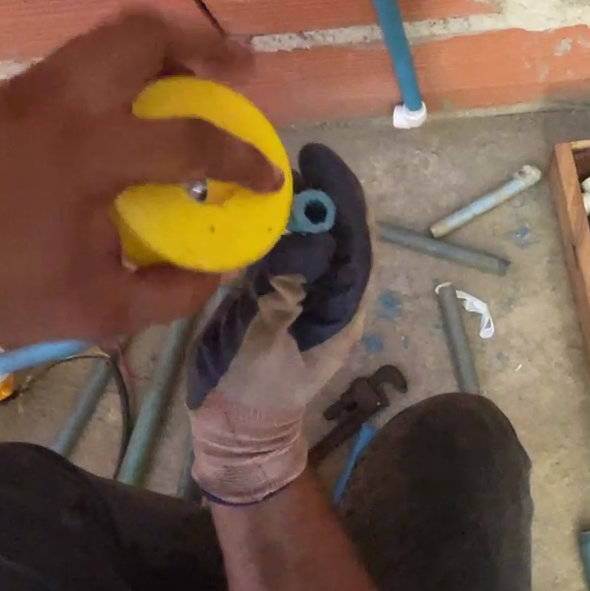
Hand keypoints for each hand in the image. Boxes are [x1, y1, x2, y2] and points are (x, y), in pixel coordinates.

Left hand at [0, 9, 282, 346]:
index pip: (190, 139)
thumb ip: (171, 293)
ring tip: (200, 77)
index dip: (242, 159)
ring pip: (110, 36)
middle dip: (206, 44)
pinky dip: (127, 67)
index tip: (268, 178)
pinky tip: (140, 108)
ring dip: (166, 49)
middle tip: (243, 68)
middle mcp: (59, 103)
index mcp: (86, 155)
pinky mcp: (7, 96)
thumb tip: (216, 270)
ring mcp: (28, 90)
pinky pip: (84, 59)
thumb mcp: (97, 312)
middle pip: (144, 35)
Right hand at [187, 144, 370, 503]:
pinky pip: (287, 255)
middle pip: (340, 238)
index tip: (325, 166)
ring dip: (303, 208)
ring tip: (281, 172)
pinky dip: (278, 229)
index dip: (346, 204)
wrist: (232, 429)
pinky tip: (260, 205)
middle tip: (301, 160)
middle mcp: (333, 299)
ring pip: (315, 243)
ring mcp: (307, 297)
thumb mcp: (264, 349)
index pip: (357, 248)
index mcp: (343, 313)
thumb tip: (312, 241)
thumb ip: (284, 297)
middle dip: (327, 198)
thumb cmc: (250, 397)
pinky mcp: (281, 297)